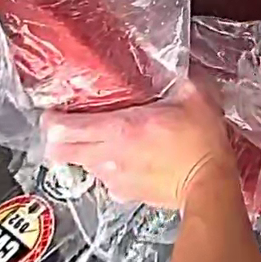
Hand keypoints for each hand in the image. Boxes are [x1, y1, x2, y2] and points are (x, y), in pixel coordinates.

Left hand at [40, 81, 234, 210]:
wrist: (209, 183)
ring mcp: (115, 179)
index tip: (54, 112)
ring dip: (84, 153)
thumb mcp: (197, 98)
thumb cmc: (202, 141)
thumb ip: (181, 79)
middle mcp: (109, 155)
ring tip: (103, 142)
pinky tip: (126, 161)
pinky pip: (104, 180)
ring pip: (82, 165)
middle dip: (57, 139)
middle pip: (60, 151)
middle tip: (68, 127)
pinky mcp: (126, 194)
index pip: (65, 127)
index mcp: (122, 128)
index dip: (52, 119)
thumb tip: (176, 66)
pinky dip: (106, 170)